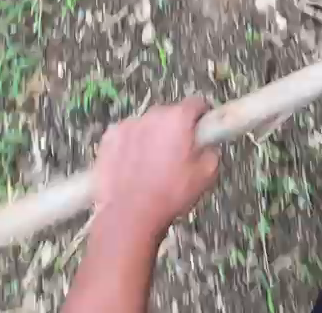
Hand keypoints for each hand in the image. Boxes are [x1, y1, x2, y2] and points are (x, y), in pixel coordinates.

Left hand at [90, 97, 220, 244]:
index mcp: (179, 118)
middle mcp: (154, 114)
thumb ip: (212, 152)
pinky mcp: (109, 137)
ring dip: (152, 137)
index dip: (202, 118)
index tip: (201, 132)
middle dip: (175, 130)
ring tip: (151, 166)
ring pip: (147, 125)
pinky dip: (130, 146)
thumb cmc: (170, 196)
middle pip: (170, 114)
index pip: (197, 103)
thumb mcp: (206, 176)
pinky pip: (126, 135)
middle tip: (176, 156)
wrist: (127, 218)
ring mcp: (129, 124)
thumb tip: (207, 146)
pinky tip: (131, 167)